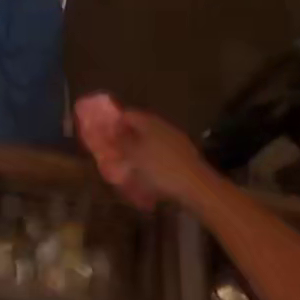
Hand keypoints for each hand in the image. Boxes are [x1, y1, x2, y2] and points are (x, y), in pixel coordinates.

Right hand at [73, 93, 217, 208]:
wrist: (196, 185)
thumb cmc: (160, 168)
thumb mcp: (134, 155)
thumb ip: (121, 141)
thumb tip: (111, 130)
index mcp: (150, 122)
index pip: (127, 114)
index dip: (114, 123)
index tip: (103, 137)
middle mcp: (163, 126)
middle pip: (139, 127)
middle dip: (126, 138)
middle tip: (114, 153)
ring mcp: (175, 139)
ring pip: (150, 140)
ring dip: (138, 150)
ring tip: (128, 166)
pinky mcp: (182, 154)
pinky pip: (160, 152)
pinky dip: (151, 159)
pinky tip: (147, 174)